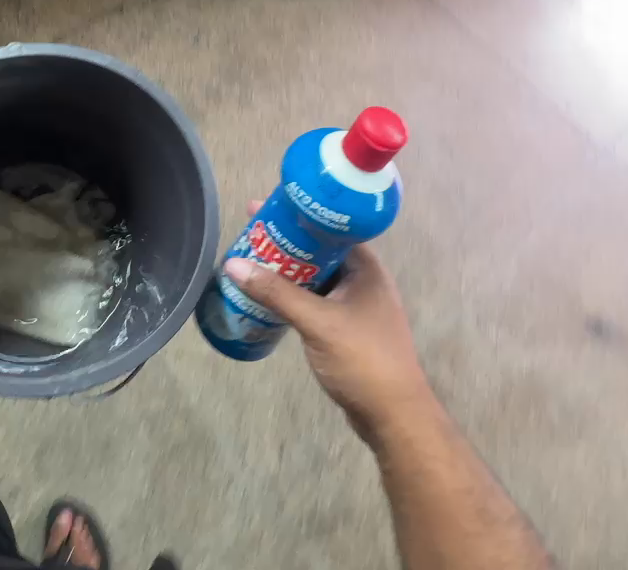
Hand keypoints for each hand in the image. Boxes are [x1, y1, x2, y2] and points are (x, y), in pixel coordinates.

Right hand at [225, 201, 427, 450]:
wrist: (394, 418)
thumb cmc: (363, 360)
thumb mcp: (317, 322)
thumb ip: (276, 292)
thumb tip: (232, 264)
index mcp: (365, 268)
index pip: (328, 228)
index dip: (296, 216)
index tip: (263, 208)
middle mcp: (362, 281)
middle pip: (317, 251)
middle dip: (283, 243)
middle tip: (249, 233)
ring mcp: (355, 306)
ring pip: (314, 277)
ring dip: (285, 271)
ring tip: (250, 260)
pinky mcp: (346, 329)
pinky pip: (314, 300)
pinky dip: (292, 295)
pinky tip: (267, 297)